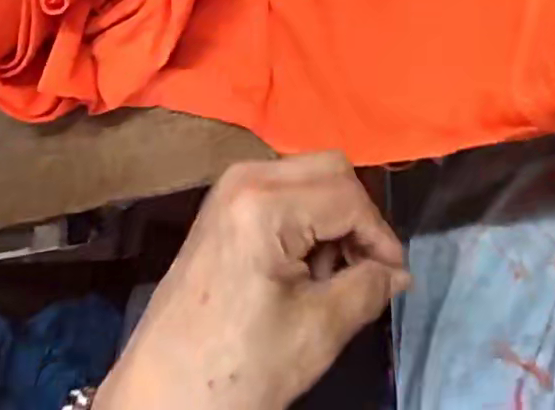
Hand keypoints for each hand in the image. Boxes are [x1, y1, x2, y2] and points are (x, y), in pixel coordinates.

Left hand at [95, 152, 410, 409]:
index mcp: (265, 202)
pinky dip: (308, 217)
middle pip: (331, 169)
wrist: (156, 403)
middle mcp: (247, 176)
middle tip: (365, 270)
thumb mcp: (315, 332)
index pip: (348, 197)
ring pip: (311, 175)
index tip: (394, 277)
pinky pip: (286, 188)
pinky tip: (304, 265)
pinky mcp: (225, 202)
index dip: (380, 235)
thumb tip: (398, 272)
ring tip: (331, 275)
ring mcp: (231, 185)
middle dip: (357, 217)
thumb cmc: (235, 370)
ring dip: (333, 216)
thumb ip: (368, 288)